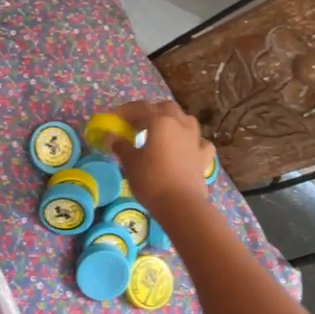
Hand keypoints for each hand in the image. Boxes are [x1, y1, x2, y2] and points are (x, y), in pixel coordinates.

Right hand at [108, 99, 213, 218]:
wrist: (181, 205)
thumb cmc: (152, 180)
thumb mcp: (131, 162)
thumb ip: (121, 146)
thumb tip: (111, 137)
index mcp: (160, 121)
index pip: (140, 108)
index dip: (125, 111)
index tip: (113, 117)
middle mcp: (180, 124)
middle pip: (165, 108)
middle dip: (150, 111)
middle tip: (136, 123)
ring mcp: (195, 139)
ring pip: (185, 119)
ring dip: (172, 120)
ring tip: (160, 130)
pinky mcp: (203, 156)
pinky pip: (199, 141)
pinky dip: (191, 140)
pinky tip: (186, 146)